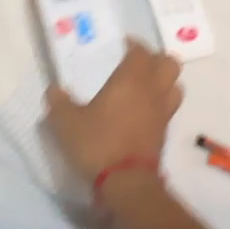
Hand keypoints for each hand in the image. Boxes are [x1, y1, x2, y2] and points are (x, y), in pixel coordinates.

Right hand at [46, 38, 183, 180]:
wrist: (127, 184)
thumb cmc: (98, 143)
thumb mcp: (67, 123)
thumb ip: (59, 103)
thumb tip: (54, 90)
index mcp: (131, 79)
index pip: (142, 51)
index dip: (135, 45)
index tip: (123, 44)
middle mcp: (152, 91)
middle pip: (169, 64)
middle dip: (156, 59)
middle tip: (138, 63)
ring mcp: (162, 113)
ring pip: (175, 86)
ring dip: (164, 81)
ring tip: (145, 86)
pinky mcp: (164, 134)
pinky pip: (169, 109)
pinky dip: (160, 104)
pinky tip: (142, 112)